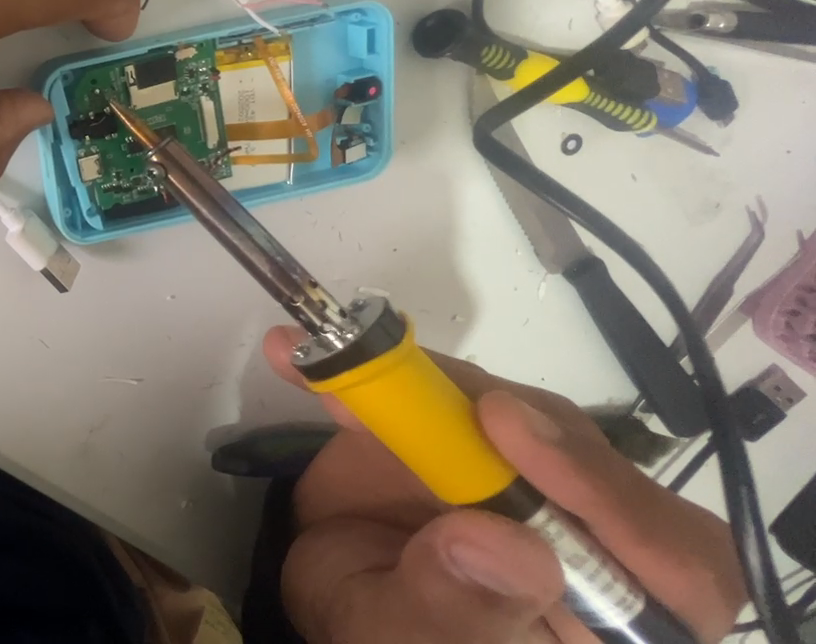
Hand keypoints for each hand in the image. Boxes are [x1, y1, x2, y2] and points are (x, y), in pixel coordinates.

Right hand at [261, 327, 744, 643]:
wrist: (327, 595)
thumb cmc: (379, 640)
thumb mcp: (407, 639)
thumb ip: (459, 609)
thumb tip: (509, 544)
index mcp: (615, 615)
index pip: (672, 558)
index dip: (608, 492)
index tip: (509, 430)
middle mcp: (589, 536)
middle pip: (588, 459)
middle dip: (508, 418)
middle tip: (432, 392)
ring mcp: (519, 476)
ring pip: (508, 408)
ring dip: (421, 380)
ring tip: (336, 365)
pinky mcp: (454, 432)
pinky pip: (425, 387)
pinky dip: (361, 365)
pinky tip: (299, 356)